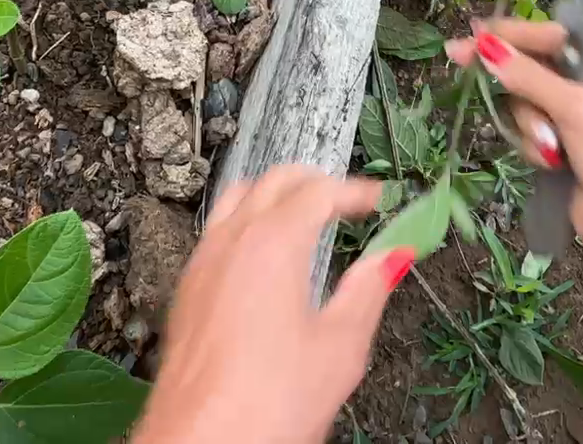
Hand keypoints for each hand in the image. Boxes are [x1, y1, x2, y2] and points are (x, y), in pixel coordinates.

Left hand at [131, 167, 413, 443]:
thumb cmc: (269, 405)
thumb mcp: (339, 348)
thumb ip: (368, 289)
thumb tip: (395, 254)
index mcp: (274, 241)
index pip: (320, 191)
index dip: (355, 190)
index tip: (380, 198)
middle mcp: (234, 236)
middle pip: (276, 179)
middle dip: (316, 181)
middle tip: (347, 201)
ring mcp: (204, 256)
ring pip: (241, 193)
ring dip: (277, 192)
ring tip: (306, 213)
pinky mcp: (187, 283)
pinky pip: (219, 225)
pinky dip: (248, 216)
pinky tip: (264, 252)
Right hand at [446, 19, 582, 308]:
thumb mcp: (577, 110)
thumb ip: (529, 76)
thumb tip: (486, 45)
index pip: (549, 36)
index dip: (511, 33)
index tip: (473, 33)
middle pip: (528, 67)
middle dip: (509, 77)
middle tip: (457, 58)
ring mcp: (569, 121)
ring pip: (522, 103)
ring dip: (528, 124)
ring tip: (550, 149)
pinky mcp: (557, 149)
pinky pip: (525, 133)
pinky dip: (531, 146)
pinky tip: (548, 163)